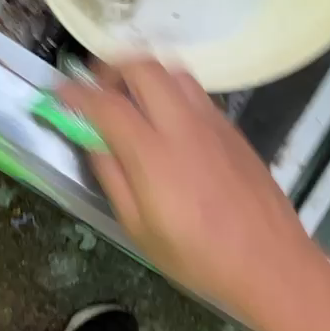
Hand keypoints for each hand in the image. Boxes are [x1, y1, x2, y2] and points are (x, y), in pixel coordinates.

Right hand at [61, 60, 316, 317]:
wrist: (270, 262)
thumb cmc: (197, 257)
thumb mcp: (138, 227)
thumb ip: (112, 177)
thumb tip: (93, 142)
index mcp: (153, 155)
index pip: (106, 104)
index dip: (76, 93)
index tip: (58, 91)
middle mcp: (183, 125)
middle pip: (143, 68)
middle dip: (110, 68)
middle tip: (94, 87)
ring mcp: (212, 123)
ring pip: (173, 71)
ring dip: (143, 73)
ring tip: (128, 96)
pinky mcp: (231, 129)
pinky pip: (194, 91)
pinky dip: (169, 89)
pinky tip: (163, 118)